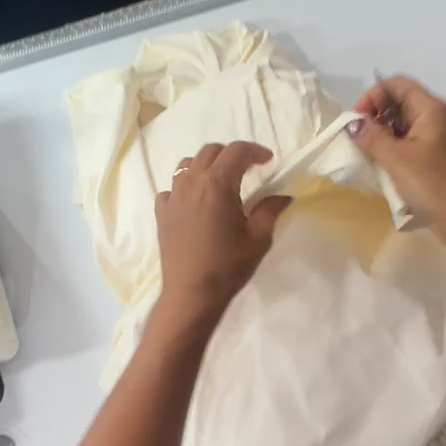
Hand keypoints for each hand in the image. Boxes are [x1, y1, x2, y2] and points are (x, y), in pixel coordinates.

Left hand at [155, 141, 291, 320]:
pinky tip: (196, 204)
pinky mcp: (162, 213)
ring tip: (221, 183)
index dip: (256, 151)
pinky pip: (172, 188)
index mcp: (217, 184)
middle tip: (248, 170)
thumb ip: (270, 210)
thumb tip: (283, 195)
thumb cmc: (228, 266)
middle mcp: (191, 183)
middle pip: (211, 152)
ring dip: (207, 166)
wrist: (191, 294)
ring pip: (188, 166)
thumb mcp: (259, 238)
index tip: (268, 161)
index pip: (237, 151)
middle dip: (231, 155)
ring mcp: (173, 197)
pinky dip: (186, 188)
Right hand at [347, 75, 445, 246]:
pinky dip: (395, 151)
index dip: (372, 97)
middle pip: (400, 103)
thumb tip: (352, 122)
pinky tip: (385, 168)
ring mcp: (440, 139)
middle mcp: (437, 117)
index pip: (396, 84)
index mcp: (431, 108)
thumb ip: (372, 137)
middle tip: (359, 142)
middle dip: (375, 117)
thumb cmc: (434, 186)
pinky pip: (412, 145)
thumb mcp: (397, 160)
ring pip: (404, 126)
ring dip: (383, 136)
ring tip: (369, 156)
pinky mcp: (439, 159)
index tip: (356, 123)